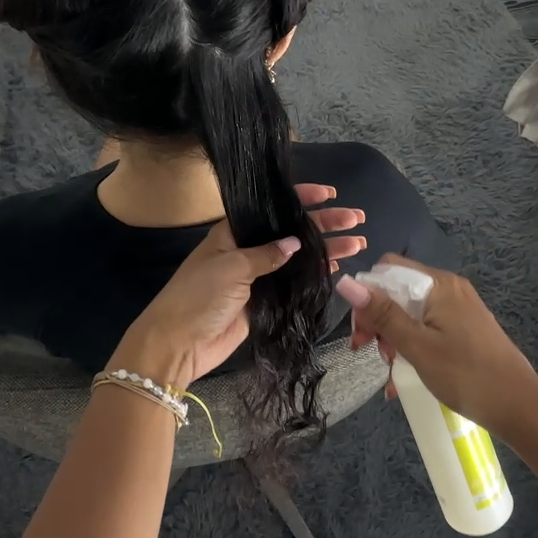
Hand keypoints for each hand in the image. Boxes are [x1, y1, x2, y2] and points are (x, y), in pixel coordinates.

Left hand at [109, 184, 364, 389]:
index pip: (271, 207)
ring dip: (326, 250)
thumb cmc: (199, 296)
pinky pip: (294, 283)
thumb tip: (296, 242)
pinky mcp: (263, 301)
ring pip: (298, 257)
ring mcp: (256, 276)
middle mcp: (247, 249)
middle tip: (356, 219)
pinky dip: (315, 275)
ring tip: (358, 243)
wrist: (178, 343)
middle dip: (323, 224)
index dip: (301, 198)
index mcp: (233, 232)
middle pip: (291, 231)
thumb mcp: (231, 267)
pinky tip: (337, 268)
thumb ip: (266, 254)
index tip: (329, 193)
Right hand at [335, 255, 537, 437]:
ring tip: (390, 370)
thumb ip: (382, 314)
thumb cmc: (465, 374)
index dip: (367, 296)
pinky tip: (405, 375)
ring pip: (412, 311)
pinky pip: (428, 326)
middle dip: (378, 320)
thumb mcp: (417, 346)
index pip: (388, 270)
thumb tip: (345, 282)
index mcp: (438, 284)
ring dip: (394, 337)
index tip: (362, 333)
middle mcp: (449, 288)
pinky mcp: (465, 328)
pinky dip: (413, 344)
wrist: (519, 407)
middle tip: (371, 354)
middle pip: (398, 290)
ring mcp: (460, 308)